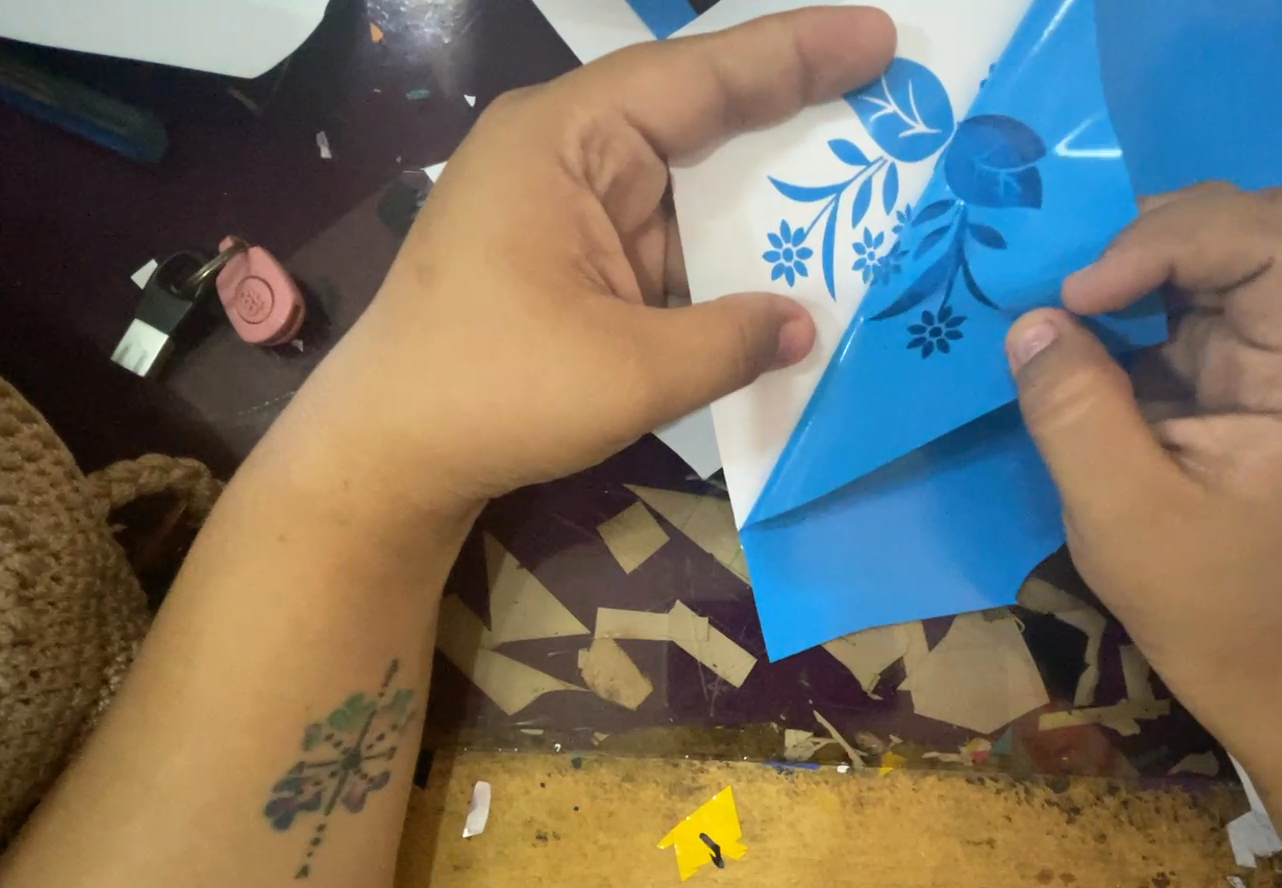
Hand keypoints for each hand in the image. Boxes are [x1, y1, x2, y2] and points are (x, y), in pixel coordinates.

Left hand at [269, 8, 895, 526]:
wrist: (396, 452)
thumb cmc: (495, 391)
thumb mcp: (631, 370)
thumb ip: (730, 343)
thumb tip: (802, 327)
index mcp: (569, 142)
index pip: (699, 77)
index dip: (796, 56)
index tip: (880, 41)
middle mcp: (570, 162)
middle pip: (698, 131)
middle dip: (790, 133)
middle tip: (886, 127)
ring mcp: (571, 220)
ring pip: (687, 204)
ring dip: (758, 220)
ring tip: (854, 215)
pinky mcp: (575, 273)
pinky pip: (666, 259)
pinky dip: (718, 274)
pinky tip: (776, 289)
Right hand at [1004, 185, 1281, 693]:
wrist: (1242, 638)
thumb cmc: (1194, 587)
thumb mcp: (1119, 509)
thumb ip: (1073, 412)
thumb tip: (1028, 323)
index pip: (1272, 242)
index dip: (1169, 241)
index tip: (1077, 296)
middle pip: (1255, 223)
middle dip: (1153, 233)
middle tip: (1066, 280)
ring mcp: (1274, 349)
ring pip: (1218, 247)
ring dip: (1134, 257)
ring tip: (1062, 295)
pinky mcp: (1230, 364)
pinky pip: (1182, 294)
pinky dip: (1124, 294)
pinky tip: (1078, 322)